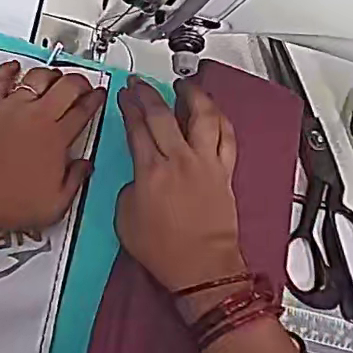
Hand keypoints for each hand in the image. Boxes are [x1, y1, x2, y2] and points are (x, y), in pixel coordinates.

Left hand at [0, 61, 103, 243]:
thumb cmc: (9, 202)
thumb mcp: (56, 203)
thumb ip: (76, 179)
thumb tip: (84, 167)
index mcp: (57, 138)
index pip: (84, 109)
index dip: (95, 100)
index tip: (98, 96)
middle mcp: (36, 117)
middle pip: (67, 85)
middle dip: (80, 82)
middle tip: (83, 86)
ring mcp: (12, 109)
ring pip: (38, 76)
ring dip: (51, 74)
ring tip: (56, 77)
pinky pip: (0, 80)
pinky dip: (9, 70)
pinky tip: (15, 68)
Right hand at [115, 77, 244, 293]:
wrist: (202, 268)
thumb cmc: (164, 250)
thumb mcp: (125, 217)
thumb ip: (130, 187)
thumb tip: (138, 176)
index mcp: (151, 171)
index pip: (137, 126)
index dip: (129, 106)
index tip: (125, 96)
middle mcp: (180, 161)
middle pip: (162, 114)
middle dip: (148, 93)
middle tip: (141, 84)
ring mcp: (206, 164)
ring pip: (202, 116)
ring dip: (192, 95)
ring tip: (184, 86)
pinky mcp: (224, 173)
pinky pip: (227, 137)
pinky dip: (220, 120)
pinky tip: (214, 112)